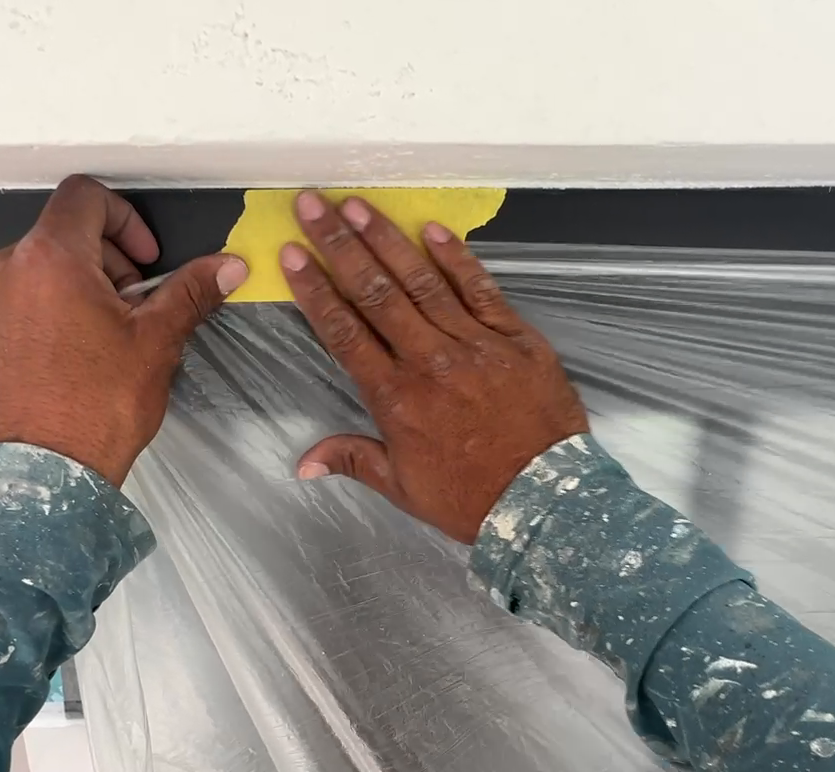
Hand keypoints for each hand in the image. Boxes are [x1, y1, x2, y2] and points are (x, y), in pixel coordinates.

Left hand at [0, 175, 248, 486]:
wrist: (52, 471)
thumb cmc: (102, 406)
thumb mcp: (157, 342)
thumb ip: (190, 292)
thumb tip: (228, 266)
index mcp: (49, 258)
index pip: (85, 197)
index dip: (126, 218)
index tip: (146, 260)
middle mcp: (2, 269)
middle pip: (61, 235)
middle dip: (105, 261)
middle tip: (133, 307)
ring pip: (36, 270)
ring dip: (75, 287)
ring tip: (102, 335)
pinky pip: (14, 303)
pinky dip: (46, 312)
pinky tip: (71, 354)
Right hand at [282, 192, 588, 543]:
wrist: (542, 502)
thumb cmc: (470, 499)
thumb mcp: (403, 488)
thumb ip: (353, 461)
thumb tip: (302, 463)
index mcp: (397, 398)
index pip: (345, 332)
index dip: (315, 290)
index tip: (292, 255)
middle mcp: (430, 361)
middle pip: (376, 293)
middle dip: (339, 245)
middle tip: (312, 205)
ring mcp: (475, 345)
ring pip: (423, 281)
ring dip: (387, 240)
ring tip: (357, 205)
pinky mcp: (516, 338)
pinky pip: (481, 289)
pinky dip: (457, 257)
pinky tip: (431, 229)